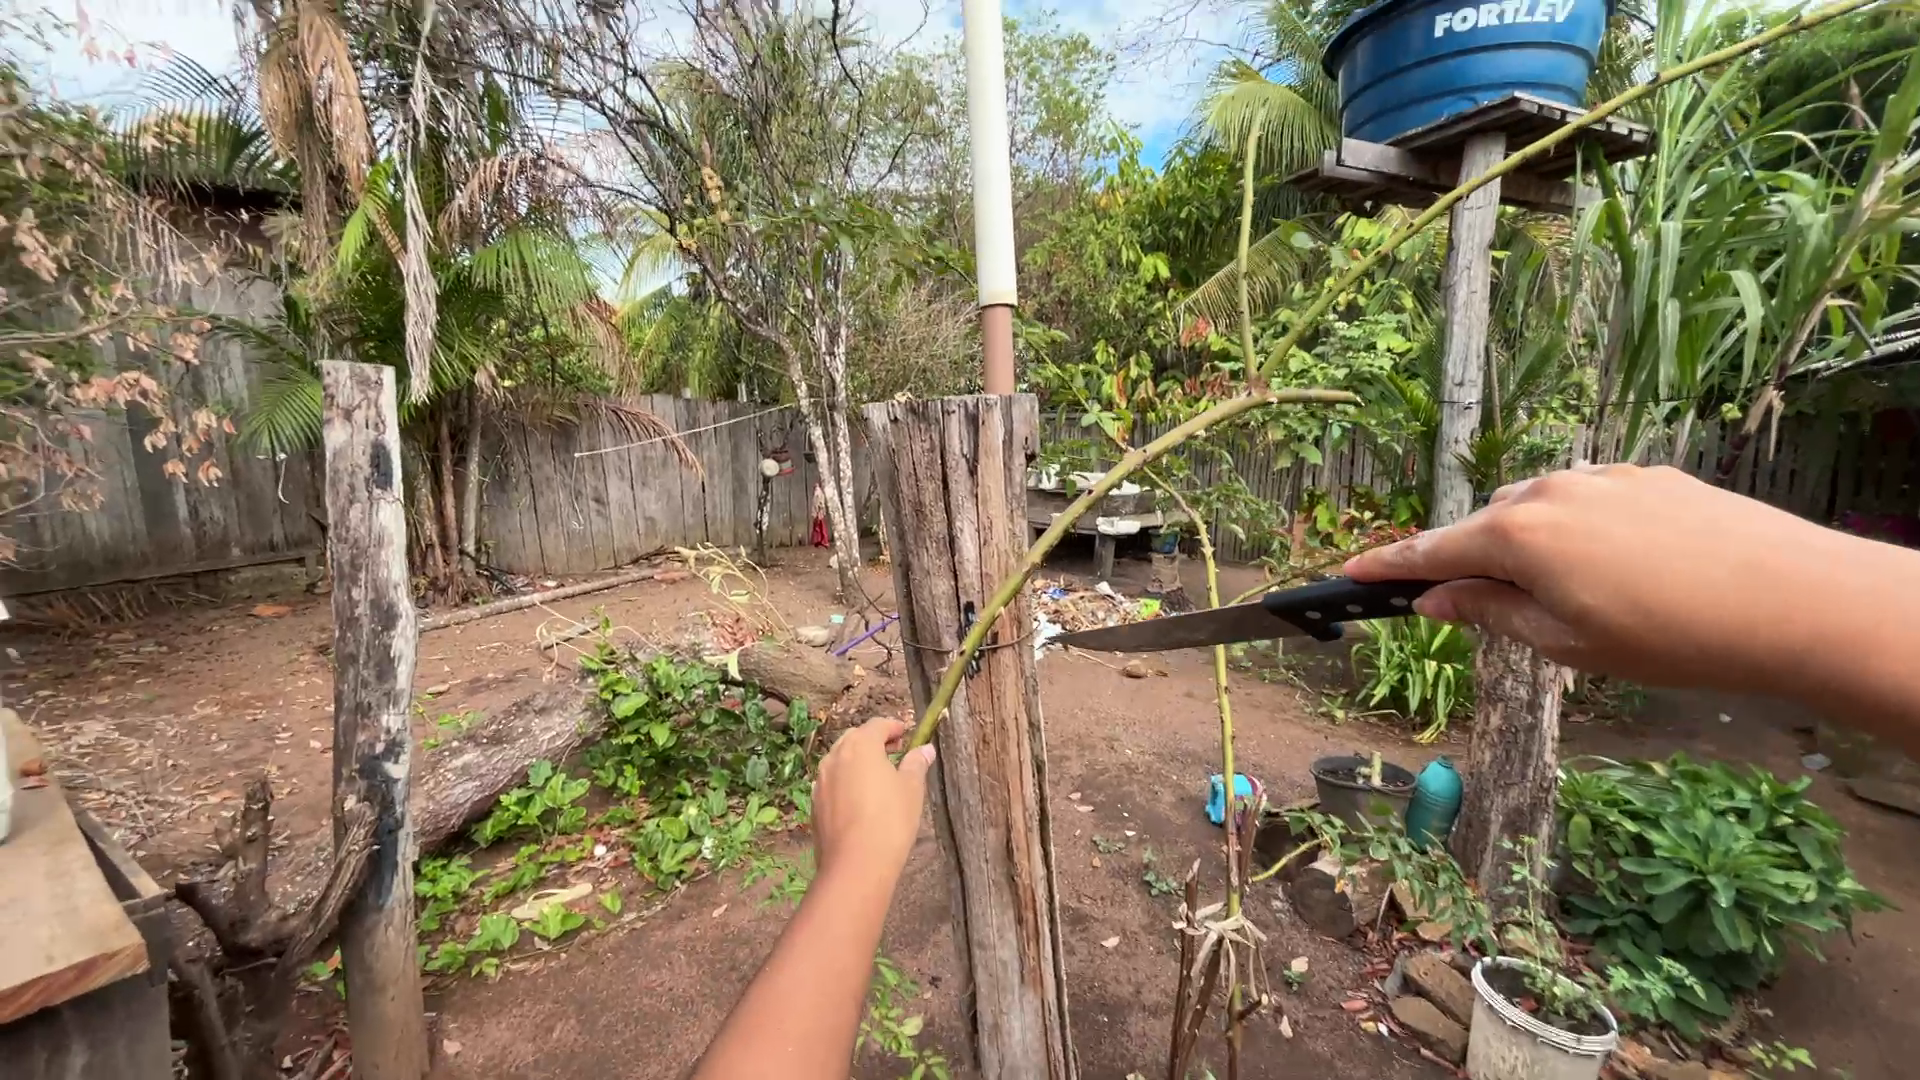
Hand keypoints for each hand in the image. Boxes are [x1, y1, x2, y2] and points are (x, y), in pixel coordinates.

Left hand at [811, 716, 934, 891]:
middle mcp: (836, 756)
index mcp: (860, 745)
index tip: (906, 736)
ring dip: (858, 761)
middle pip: (856, 738)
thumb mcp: (911, 789)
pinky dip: (846, 782)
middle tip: (894, 754)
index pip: (877, 724)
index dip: (894, 727)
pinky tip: (860, 801)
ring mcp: (821, 780)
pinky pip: (832, 782)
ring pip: (841, 760)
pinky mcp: (815, 804)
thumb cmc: (890, 820)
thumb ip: (916, 763)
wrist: (855, 865)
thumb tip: (925, 749)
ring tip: (878, 779)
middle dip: (874, 742)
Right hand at [1345, 464, 1855, 693]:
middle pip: (1479, 527)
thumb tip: (1434, 602)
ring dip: (1523, 543)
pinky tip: (1616, 563)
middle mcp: (1546, 491)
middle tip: (1487, 605)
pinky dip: (1570, 528)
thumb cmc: (1674, 637)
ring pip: (1529, 508)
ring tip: (1566, 589)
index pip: (1428, 551)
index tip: (1350, 570)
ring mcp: (1599, 477)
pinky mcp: (1646, 476)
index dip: (1385, 565)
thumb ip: (1487, 613)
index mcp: (1517, 535)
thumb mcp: (1562, 641)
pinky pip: (1579, 498)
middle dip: (1470, 560)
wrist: (1815, 604)